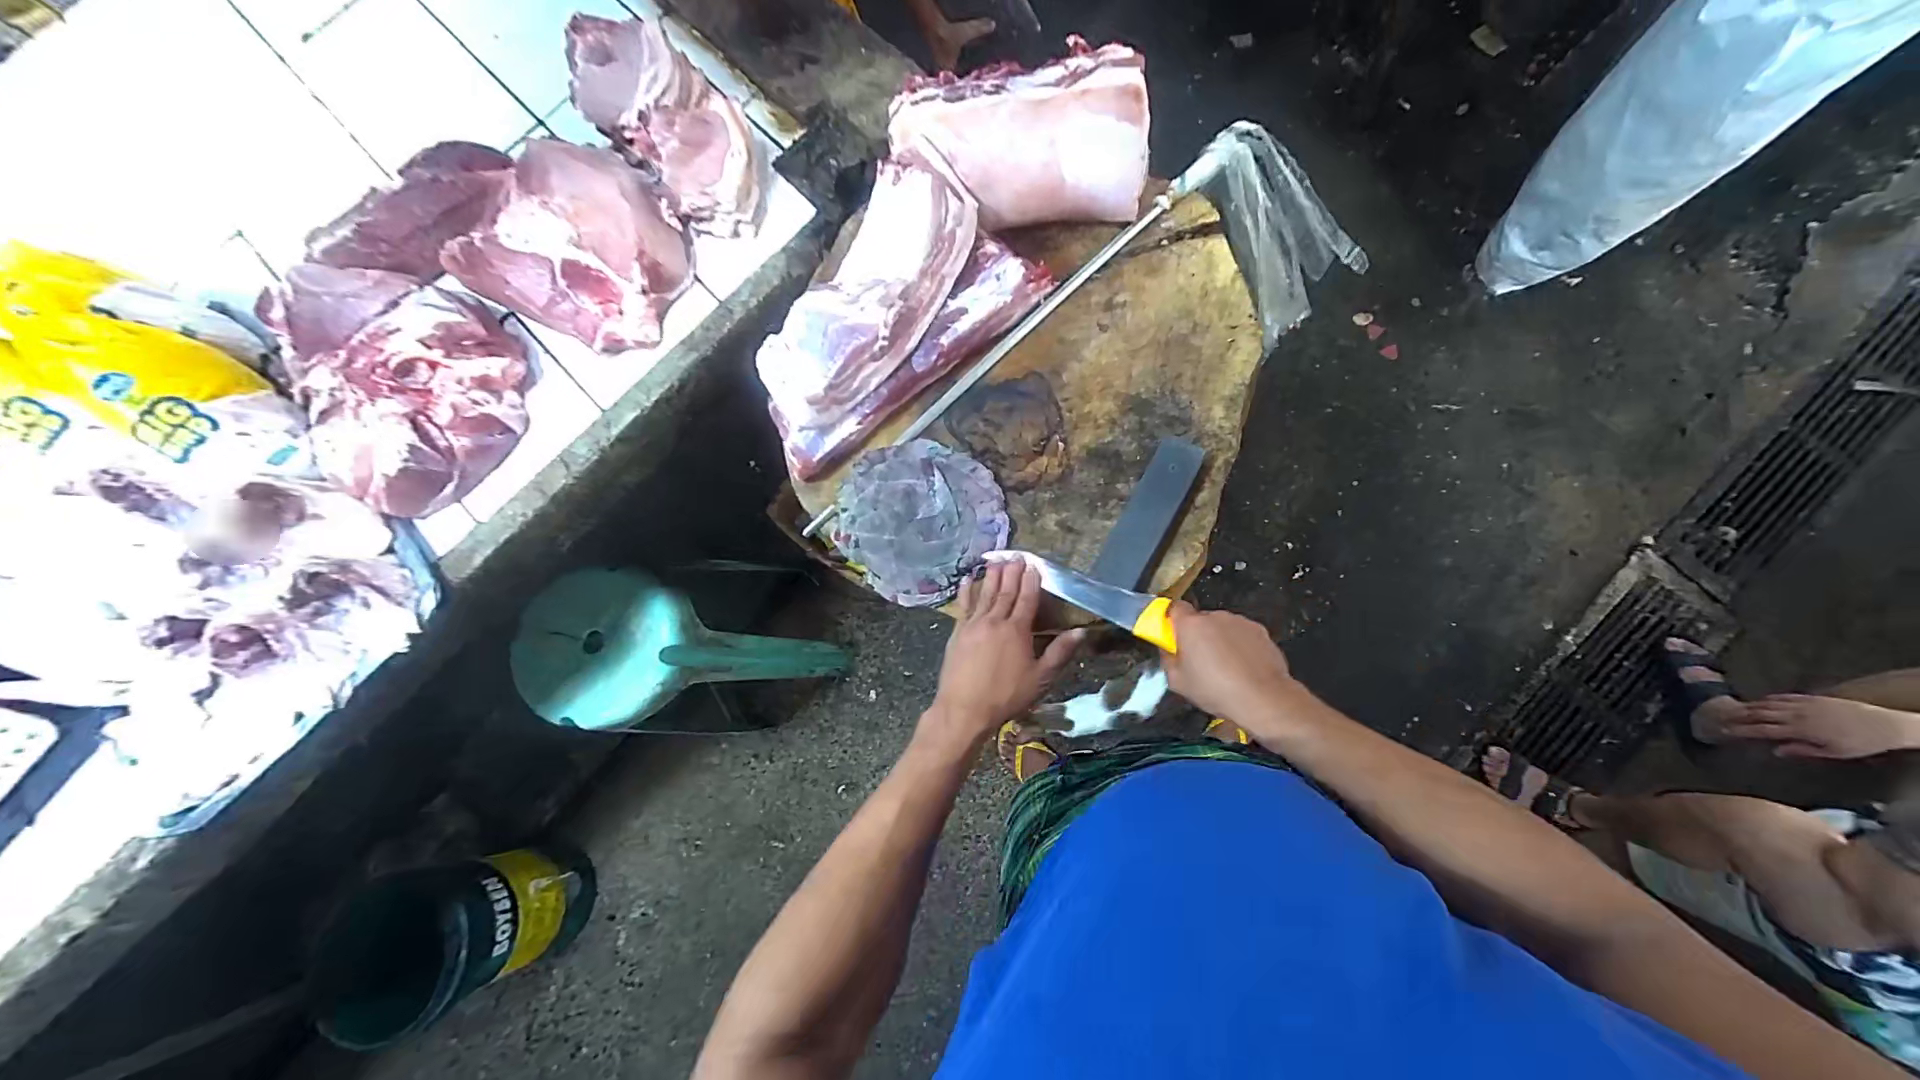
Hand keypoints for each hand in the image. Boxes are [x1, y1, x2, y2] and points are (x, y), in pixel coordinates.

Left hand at [922, 561, 1084, 748]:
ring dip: (993, 576)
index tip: (1034, 566)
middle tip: (1016, 555)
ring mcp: (973, 624)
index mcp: (1017, 630)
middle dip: (1013, 572)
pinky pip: (964, 605)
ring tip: (997, 560)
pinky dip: (967, 591)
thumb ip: (1060, 652)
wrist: (964, 709)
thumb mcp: (1040, 678)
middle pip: (1006, 592)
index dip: (1031, 581)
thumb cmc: (1006, 696)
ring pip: (986, 594)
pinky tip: (969, 579)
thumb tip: (1081, 631)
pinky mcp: (958, 632)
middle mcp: (995, 621)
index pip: (1027, 599)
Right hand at [1161, 602, 1301, 727]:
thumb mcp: (1178, 682)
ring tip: (1226, 666)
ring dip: (1220, 639)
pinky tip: (1245, 667)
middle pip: (1200, 619)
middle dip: (1199, 634)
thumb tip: (1169, 649)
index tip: (1175, 637)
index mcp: (1191, 625)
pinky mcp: (1261, 630)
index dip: (1173, 621)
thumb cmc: (1215, 690)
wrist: (1264, 699)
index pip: (1175, 608)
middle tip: (1200, 659)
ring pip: (1223, 626)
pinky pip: (1242, 634)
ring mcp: (1240, 621)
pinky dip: (1241, 645)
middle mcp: (1215, 616)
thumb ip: (1168, 659)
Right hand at [1720, 694, 1919, 759]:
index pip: (1762, 729)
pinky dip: (1769, 698)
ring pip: (1769, 704)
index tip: (1725, 731)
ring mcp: (1803, 704)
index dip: (1741, 730)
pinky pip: (1784, 697)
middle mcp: (1796, 715)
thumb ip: (1803, 750)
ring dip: (1750, 706)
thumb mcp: (1835, 753)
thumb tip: (1776, 751)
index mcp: (1799, 730)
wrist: (1888, 726)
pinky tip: (1762, 700)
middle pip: (1759, 714)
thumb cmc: (1862, 744)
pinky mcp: (1812, 698)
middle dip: (1738, 716)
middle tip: (1721, 718)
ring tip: (1736, 708)